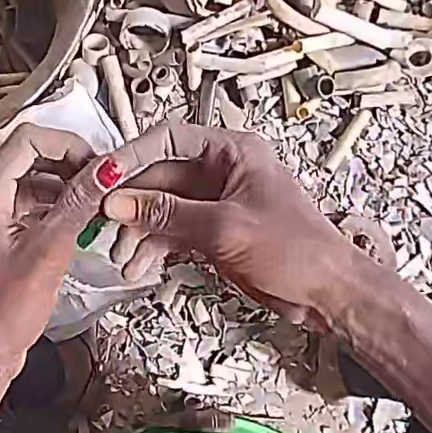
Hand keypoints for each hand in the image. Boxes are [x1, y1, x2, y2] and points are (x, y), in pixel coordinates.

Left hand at [0, 125, 112, 413]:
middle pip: (29, 157)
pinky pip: (30, 207)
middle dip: (69, 164)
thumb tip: (102, 171)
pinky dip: (56, 208)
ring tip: (95, 202)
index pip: (27, 140)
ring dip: (65, 187)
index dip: (67, 144)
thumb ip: (77, 205)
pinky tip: (79, 222)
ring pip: (32, 182)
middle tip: (101, 180)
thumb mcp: (47, 252)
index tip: (96, 163)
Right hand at [99, 123, 394, 328]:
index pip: (168, 140)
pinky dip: (154, 247)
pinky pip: (172, 231)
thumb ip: (168, 214)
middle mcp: (221, 172)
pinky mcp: (212, 230)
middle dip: (131, 204)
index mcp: (232, 152)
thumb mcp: (225, 227)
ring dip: (139, 231)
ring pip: (161, 208)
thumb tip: (121, 204)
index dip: (131, 157)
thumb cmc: (299, 251)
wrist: (327, 292)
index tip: (104, 177)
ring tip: (123, 254)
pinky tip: (141, 264)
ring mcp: (214, 202)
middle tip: (104, 223)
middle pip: (159, 178)